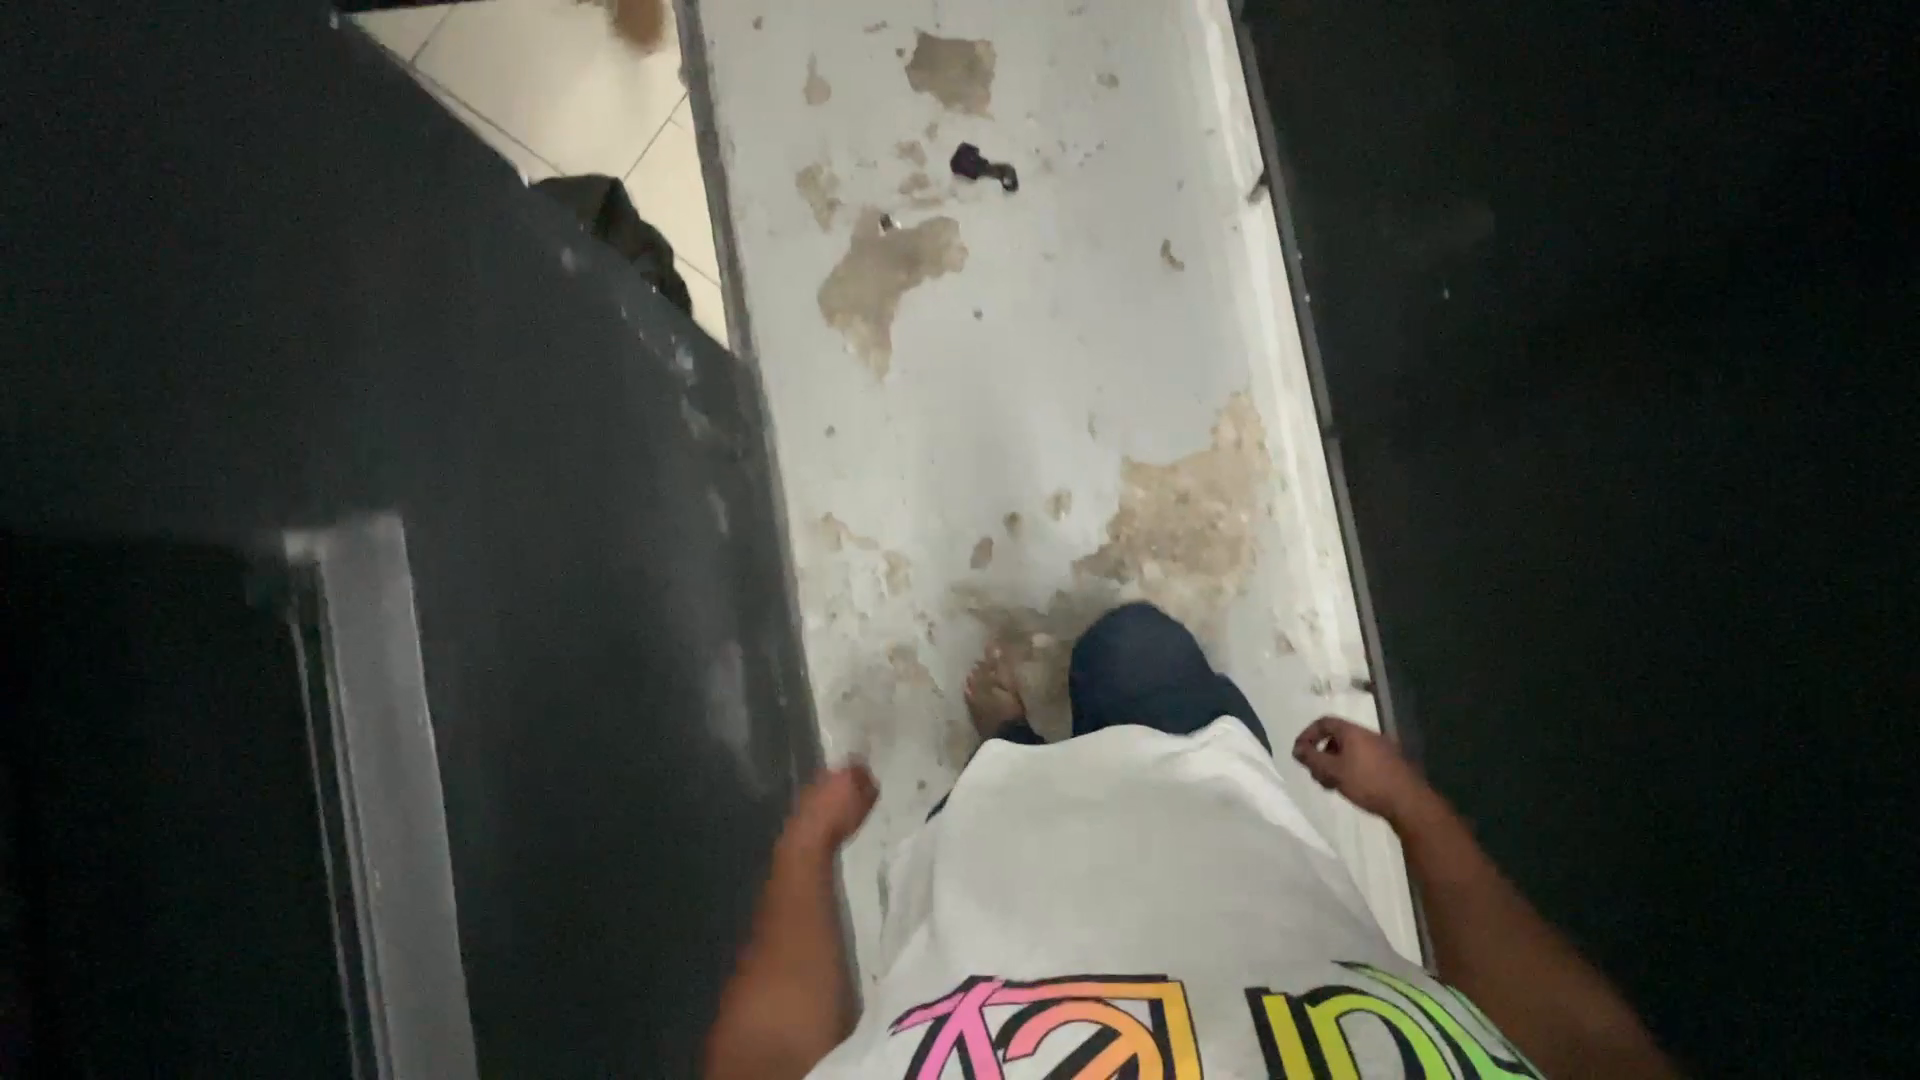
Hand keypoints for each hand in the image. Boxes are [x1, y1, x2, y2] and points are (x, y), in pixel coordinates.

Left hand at [778, 763, 878, 858]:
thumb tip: (872, 783)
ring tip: (839, 803)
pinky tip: (825, 811)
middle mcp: (829, 773)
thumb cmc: (841, 821)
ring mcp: (813, 783)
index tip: (868, 783)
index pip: (859, 766)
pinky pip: (817, 792)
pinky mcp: (802, 796)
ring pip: (828, 781)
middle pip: (842, 772)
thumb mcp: (865, 808)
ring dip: (833, 788)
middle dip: (847, 780)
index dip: (865, 774)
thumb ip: (871, 793)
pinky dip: (822, 798)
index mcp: (847, 773)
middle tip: (853, 792)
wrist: (809, 835)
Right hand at [1292, 716, 1436, 823]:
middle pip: (1336, 738)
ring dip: (1335, 765)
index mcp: (1353, 732)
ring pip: (1350, 751)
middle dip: (1321, 755)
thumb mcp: (1333, 771)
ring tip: (1332, 785)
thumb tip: (1296, 749)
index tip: (1300, 753)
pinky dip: (1351, 769)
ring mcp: (1383, 749)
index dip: (1308, 734)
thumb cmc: (1367, 782)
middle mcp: (1368, 735)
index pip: (1324, 722)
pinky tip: (1352, 788)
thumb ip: (1311, 758)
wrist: (1410, 803)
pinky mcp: (1392, 764)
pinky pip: (1363, 760)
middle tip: (1316, 775)